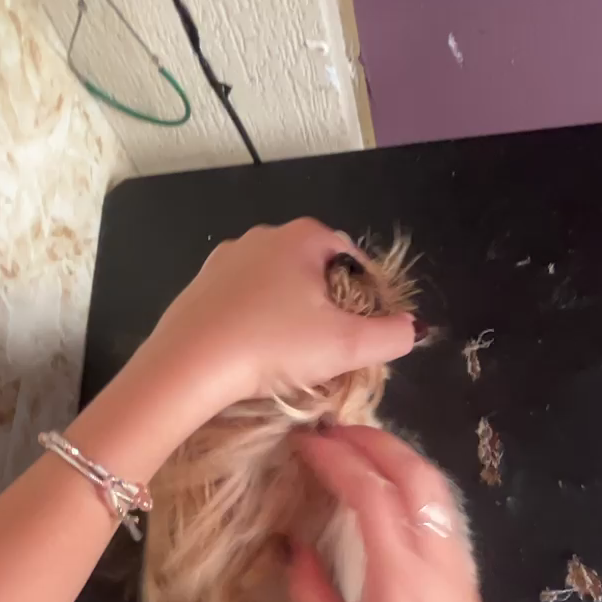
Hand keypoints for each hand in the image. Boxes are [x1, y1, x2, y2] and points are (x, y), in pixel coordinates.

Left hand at [135, 218, 418, 413]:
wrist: (189, 365)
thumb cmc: (274, 346)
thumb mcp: (346, 346)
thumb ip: (391, 336)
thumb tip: (411, 330)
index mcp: (304, 237)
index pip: (354, 259)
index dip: (366, 298)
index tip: (361, 335)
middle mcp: (264, 236)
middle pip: (315, 271)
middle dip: (327, 307)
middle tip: (327, 351)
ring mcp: (226, 259)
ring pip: (277, 286)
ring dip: (290, 315)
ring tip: (290, 357)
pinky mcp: (200, 287)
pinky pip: (243, 301)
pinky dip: (256, 322)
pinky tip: (253, 353)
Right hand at [286, 426, 516, 601]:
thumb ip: (311, 594)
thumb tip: (293, 548)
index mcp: (396, 570)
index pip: (369, 493)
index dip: (336, 460)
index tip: (306, 445)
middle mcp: (429, 547)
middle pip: (407, 470)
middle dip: (367, 439)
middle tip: (329, 429)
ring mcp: (451, 544)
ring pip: (428, 475)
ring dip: (391, 448)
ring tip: (355, 441)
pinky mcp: (459, 549)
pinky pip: (436, 493)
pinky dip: (409, 468)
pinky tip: (387, 471)